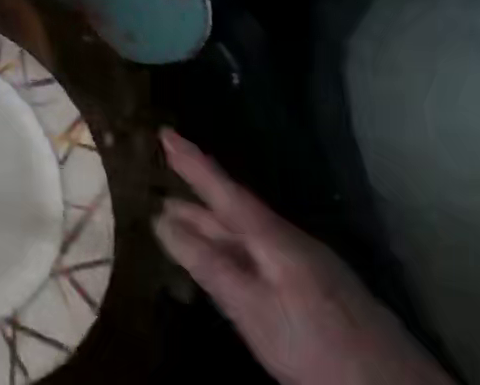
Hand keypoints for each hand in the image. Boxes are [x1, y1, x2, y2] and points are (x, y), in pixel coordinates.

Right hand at [155, 129, 452, 384]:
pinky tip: (224, 261)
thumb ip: (207, 264)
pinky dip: (232, 249)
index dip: (193, 162)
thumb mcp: (252, 308)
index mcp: (276, 240)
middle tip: (158, 181)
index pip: (225, 191)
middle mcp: (294, 246)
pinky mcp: (321, 296)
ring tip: (177, 217)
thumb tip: (162, 219)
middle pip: (237, 213)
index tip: (164, 131)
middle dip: (196, 196)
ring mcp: (312, 271)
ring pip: (249, 236)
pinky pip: (262, 257)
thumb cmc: (318, 347)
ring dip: (211, 224)